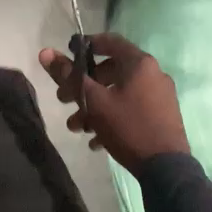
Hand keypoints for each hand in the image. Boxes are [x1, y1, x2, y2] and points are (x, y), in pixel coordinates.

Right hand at [39, 33, 188, 173]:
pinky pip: (131, 109)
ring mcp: (159, 96)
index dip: (86, 45)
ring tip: (76, 127)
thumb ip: (69, 76)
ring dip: (95, 107)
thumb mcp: (93, 101)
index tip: (67, 55)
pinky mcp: (161, 117)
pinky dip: (112, 117)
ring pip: (119, 93)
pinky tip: (95, 141)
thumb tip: (45, 52)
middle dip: (83, 85)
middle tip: (64, 99)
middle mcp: (152, 74)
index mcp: (139, 63)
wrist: (167, 171)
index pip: (110, 41)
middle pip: (111, 71)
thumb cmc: (128, 127)